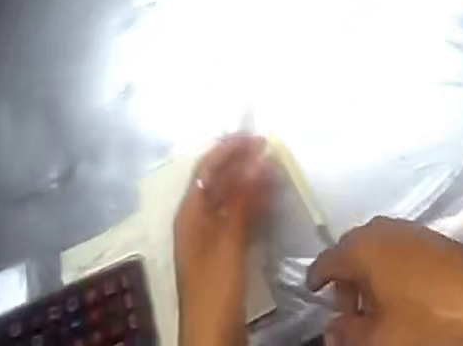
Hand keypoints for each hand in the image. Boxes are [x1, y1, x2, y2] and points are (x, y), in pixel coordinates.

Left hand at [174, 134, 272, 345]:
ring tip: (272, 169)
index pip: (207, 168)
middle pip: (218, 181)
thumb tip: (257, 161)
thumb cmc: (214, 288)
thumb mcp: (228, 241)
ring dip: (248, 181)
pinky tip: (269, 200)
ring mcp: (210, 238)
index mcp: (190, 212)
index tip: (255, 137)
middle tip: (267, 148)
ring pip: (229, 198)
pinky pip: (237, 218)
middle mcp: (196, 219)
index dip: (229, 149)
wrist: (212, 340)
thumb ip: (242, 200)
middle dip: (240, 162)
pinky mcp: (223, 255)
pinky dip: (252, 205)